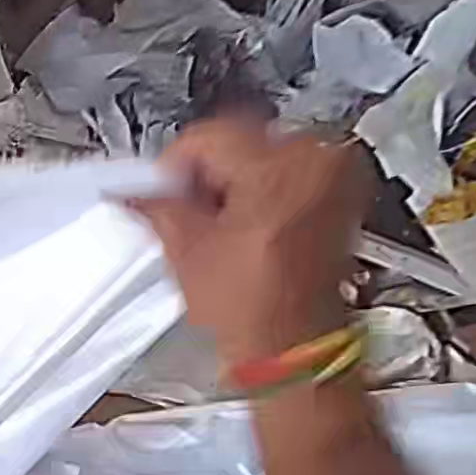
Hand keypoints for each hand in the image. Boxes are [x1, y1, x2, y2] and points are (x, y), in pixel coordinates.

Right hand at [124, 119, 369, 363]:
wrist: (288, 337)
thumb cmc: (249, 305)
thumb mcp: (186, 251)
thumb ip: (159, 209)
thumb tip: (135, 193)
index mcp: (280, 168)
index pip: (210, 137)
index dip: (171, 166)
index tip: (156, 191)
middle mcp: (319, 159)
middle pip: (239, 142)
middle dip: (202, 176)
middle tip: (179, 212)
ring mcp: (336, 173)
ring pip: (261, 156)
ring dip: (228, 183)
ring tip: (211, 226)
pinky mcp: (340, 190)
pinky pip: (287, 171)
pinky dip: (256, 191)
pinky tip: (238, 227)